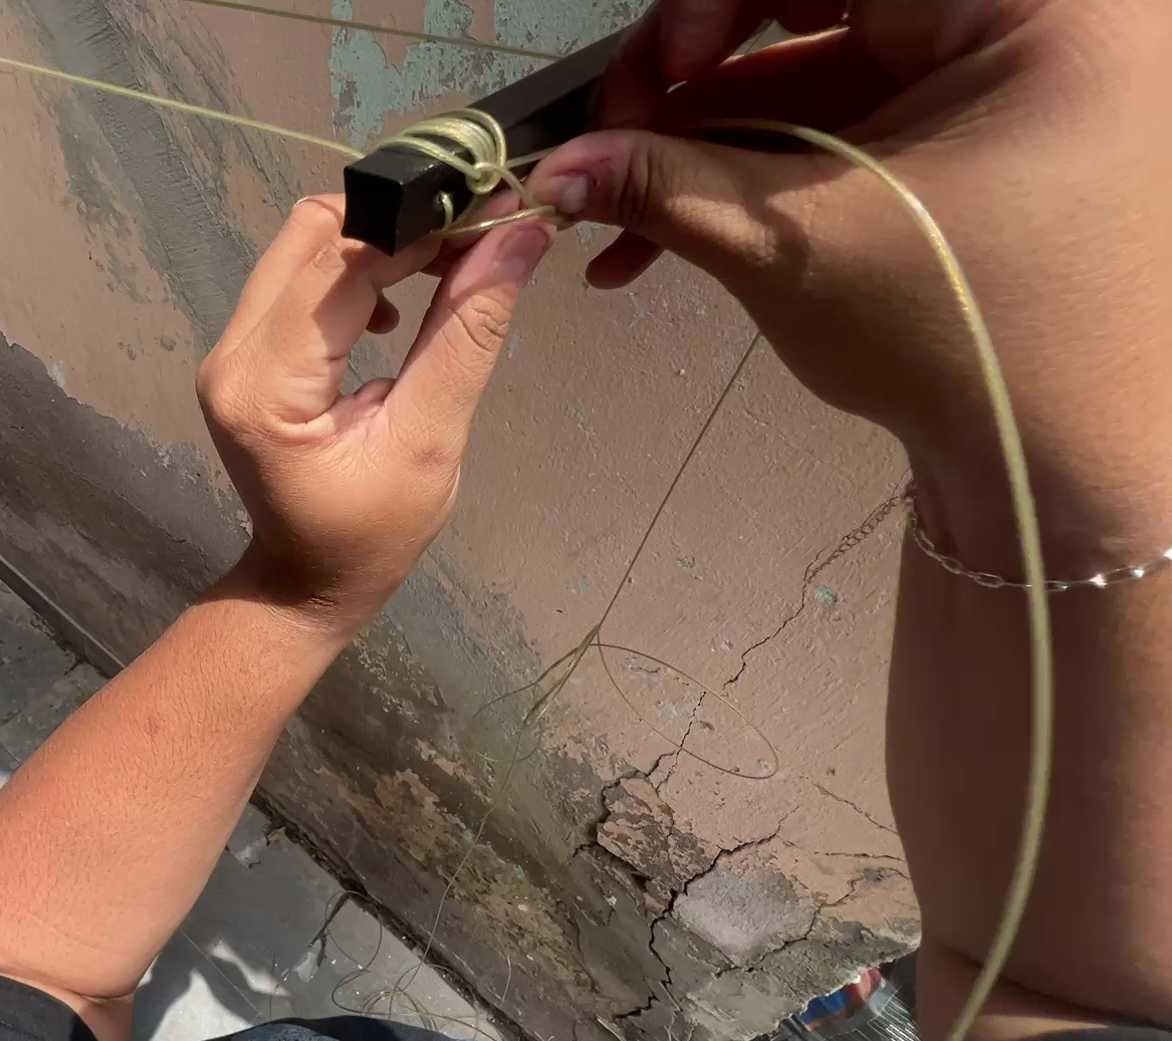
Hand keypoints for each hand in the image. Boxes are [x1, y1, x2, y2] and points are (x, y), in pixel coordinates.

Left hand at [197, 196, 550, 634]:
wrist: (305, 578)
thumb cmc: (368, 536)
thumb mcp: (428, 444)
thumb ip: (465, 338)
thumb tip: (516, 237)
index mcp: (265, 388)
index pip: (340, 267)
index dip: (418, 227)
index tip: (492, 216)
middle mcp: (230, 357)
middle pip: (310, 235)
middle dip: (396, 222)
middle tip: (470, 241)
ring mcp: (228, 353)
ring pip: (301, 248)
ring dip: (375, 242)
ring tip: (440, 269)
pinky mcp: (243, 355)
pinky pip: (296, 281)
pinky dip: (350, 272)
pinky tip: (388, 311)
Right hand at [527, 0, 1171, 543]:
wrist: (1044, 441)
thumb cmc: (950, 327)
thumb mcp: (789, 246)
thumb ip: (663, 189)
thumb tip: (550, 171)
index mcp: (1023, 1)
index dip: (708, 6)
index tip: (637, 93)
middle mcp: (999, 21)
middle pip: (797, 12)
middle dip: (679, 91)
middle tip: (604, 157)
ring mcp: (956, 90)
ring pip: (782, 92)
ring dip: (678, 165)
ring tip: (602, 234)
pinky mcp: (916, 151)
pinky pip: (798, 147)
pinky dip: (718, 194)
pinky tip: (642, 252)